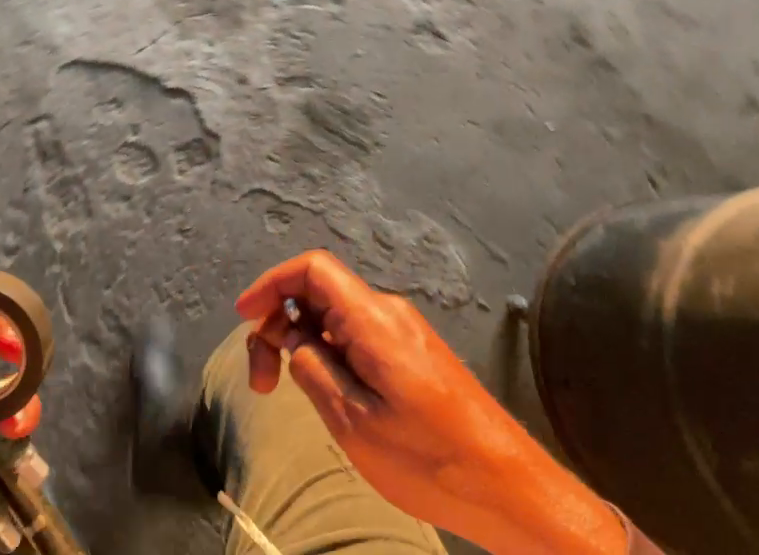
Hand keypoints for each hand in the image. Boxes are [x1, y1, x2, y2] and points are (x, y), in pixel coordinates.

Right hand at [237, 251, 627, 554]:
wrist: (512, 491)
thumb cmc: (432, 461)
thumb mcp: (353, 421)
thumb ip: (313, 369)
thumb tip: (294, 341)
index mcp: (374, 320)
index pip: (312, 268)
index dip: (271, 283)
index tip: (245, 316)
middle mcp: (389, 314)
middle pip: (317, 292)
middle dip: (279, 324)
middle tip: (261, 380)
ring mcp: (404, 334)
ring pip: (334, 317)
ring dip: (302, 345)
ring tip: (290, 393)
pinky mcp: (412, 355)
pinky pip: (355, 337)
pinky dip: (327, 355)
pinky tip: (327, 394)